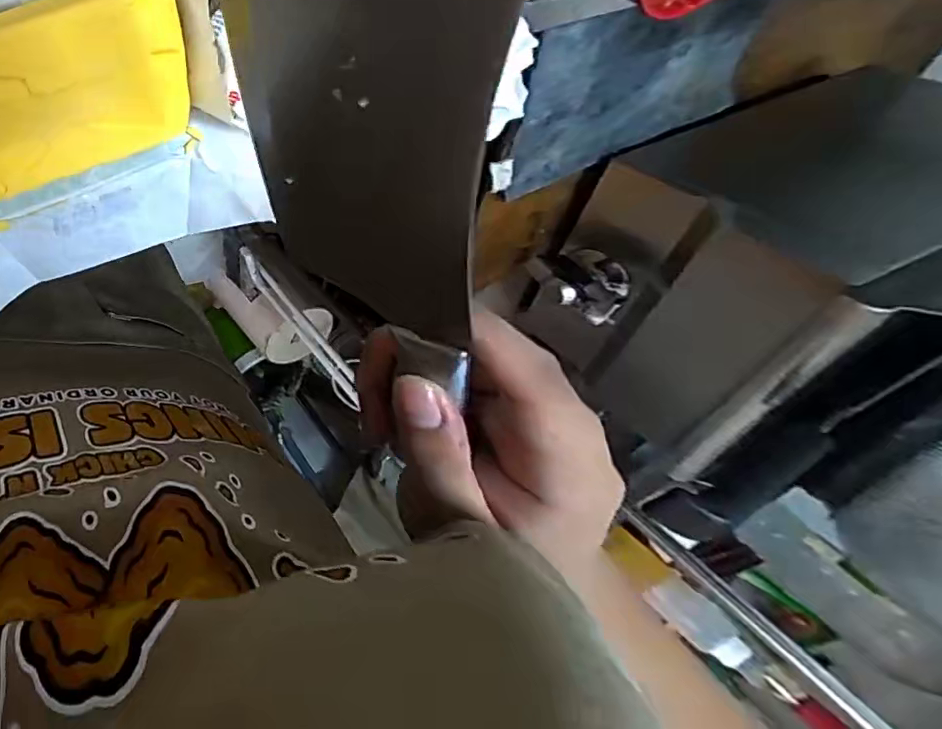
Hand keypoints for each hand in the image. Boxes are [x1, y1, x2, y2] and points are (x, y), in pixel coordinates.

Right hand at [360, 307, 622, 570]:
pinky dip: (426, 382)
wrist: (530, 609)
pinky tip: (405, 421)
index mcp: (567, 448)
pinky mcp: (522, 408)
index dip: (457, 333)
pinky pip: (470, 368)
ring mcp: (546, 408)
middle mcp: (566, 414)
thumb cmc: (499, 579)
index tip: (389, 347)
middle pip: (490, 346)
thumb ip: (439, 458)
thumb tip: (413, 381)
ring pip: (472, 349)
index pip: (521, 362)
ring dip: (415, 369)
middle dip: (420, 356)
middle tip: (374, 403)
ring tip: (384, 420)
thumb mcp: (456, 526)